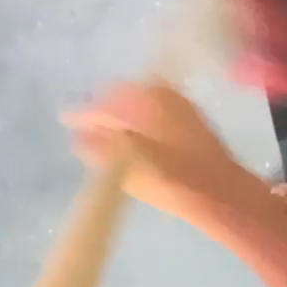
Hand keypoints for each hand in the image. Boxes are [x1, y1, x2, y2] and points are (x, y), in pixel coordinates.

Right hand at [62, 81, 263, 225]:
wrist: (221, 192)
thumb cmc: (172, 180)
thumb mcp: (128, 167)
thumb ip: (99, 149)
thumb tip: (79, 139)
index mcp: (146, 100)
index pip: (106, 102)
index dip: (84, 113)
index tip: (65, 119)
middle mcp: (164, 95)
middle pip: (124, 95)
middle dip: (104, 108)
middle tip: (84, 122)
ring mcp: (182, 106)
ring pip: (142, 101)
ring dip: (123, 112)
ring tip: (106, 130)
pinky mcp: (194, 120)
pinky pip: (157, 109)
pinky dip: (141, 118)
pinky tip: (136, 136)